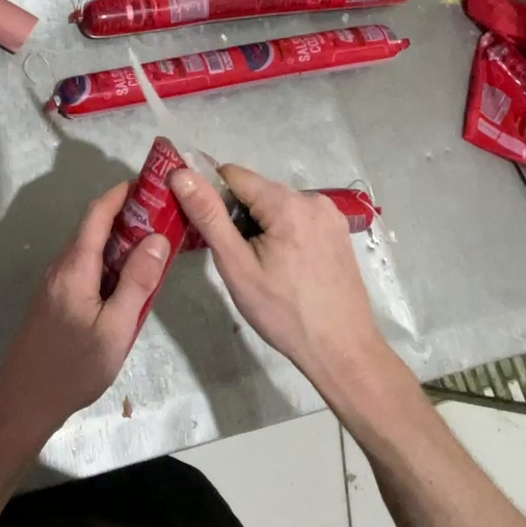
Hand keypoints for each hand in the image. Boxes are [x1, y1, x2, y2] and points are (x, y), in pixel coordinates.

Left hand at [0, 181, 170, 437]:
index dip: (120, 193)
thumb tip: (157, 238)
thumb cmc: (74, 367)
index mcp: (75, 266)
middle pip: (92, 227)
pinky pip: (83, 266)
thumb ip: (137, 282)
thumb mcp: (116, 328)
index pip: (97, 214)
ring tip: (153, 244)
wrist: (25, 401)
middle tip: (163, 216)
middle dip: (126, 215)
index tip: (149, 183)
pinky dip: (107, 260)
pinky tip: (127, 278)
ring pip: (88, 248)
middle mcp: (60, 266)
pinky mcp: (54, 299)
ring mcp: (54, 282)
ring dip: (118, 240)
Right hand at [170, 165, 398, 390]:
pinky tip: (284, 267)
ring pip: (275, 205)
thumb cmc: (284, 313)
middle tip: (235, 257)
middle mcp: (312, 198)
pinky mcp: (338, 231)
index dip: (212, 196)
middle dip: (238, 215)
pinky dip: (282, 232)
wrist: (344, 352)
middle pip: (256, 190)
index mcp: (287, 203)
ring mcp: (329, 215)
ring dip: (259, 225)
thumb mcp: (237, 266)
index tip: (205, 226)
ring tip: (261, 266)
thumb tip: (181, 174)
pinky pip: (297, 218)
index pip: (232, 174)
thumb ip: (209, 216)